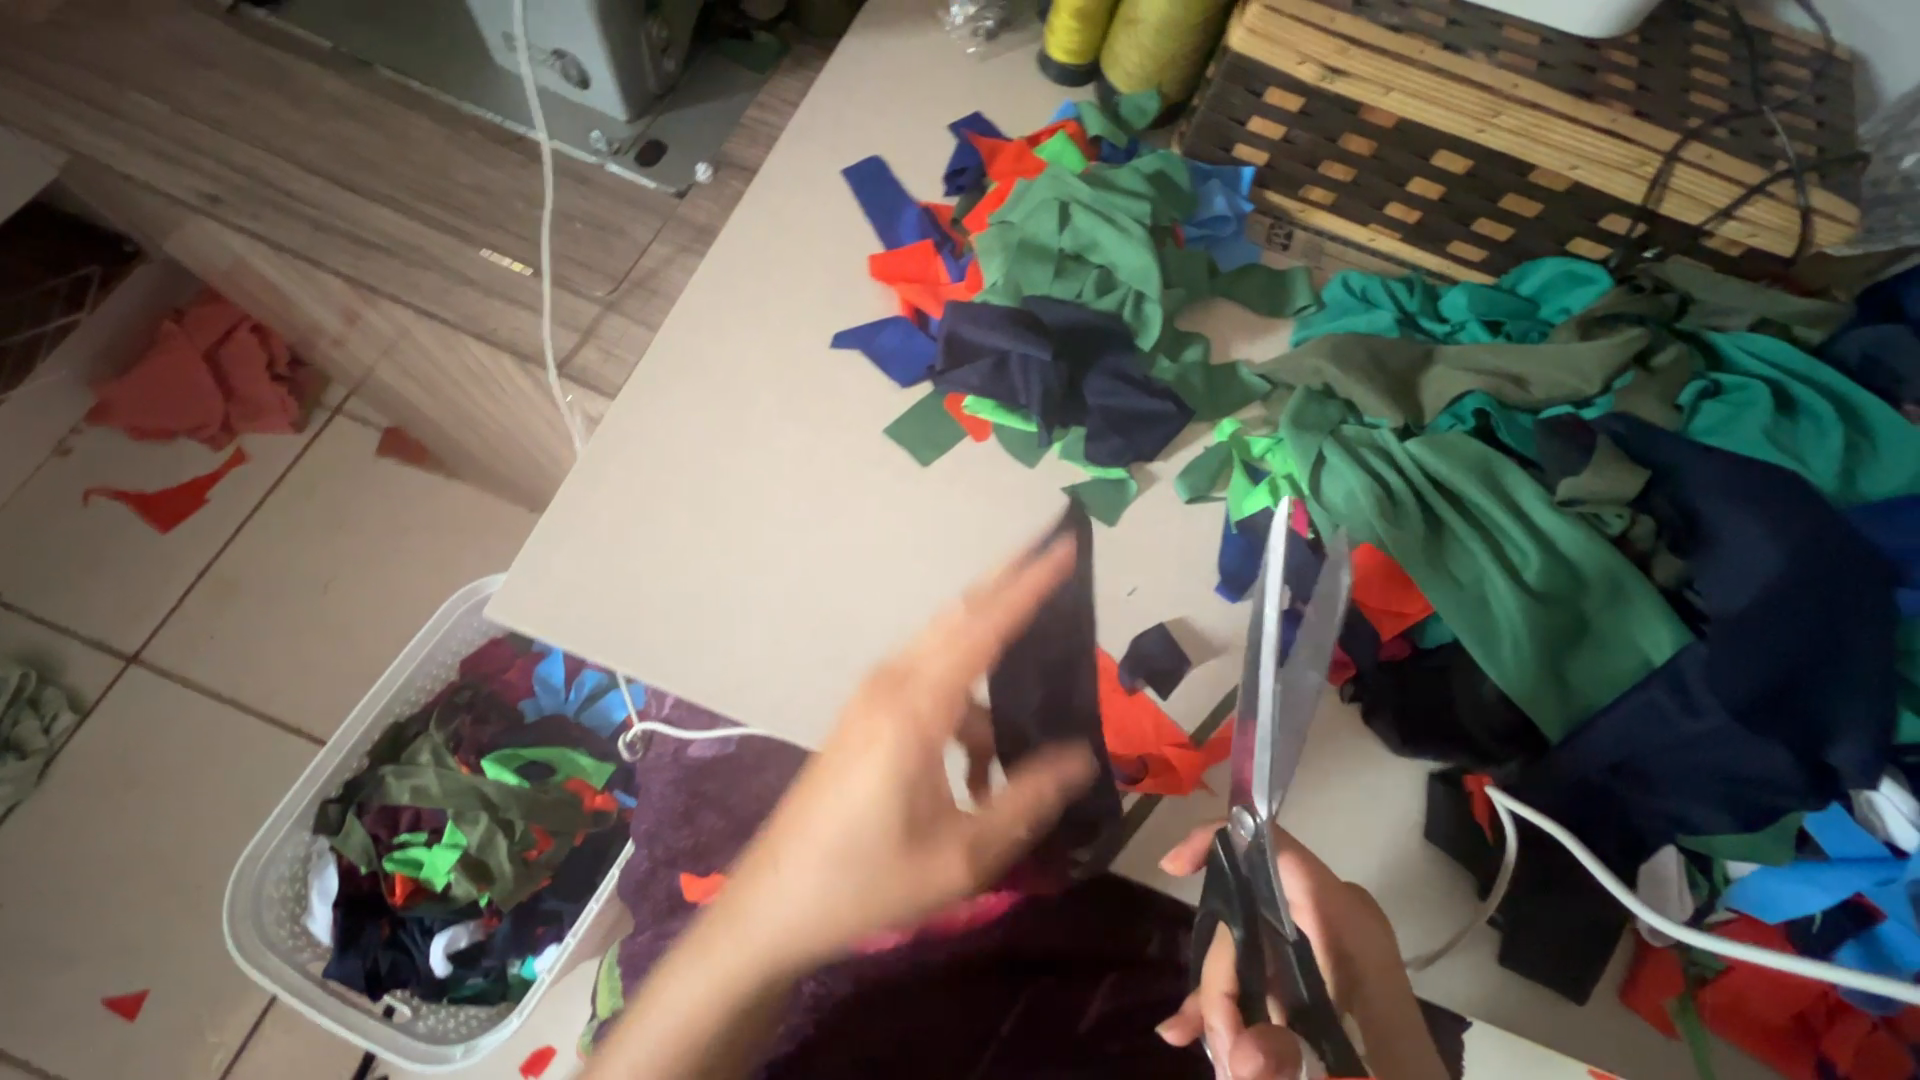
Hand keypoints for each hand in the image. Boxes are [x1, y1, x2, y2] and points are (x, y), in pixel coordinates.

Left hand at [706, 533, 1098, 974]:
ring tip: (1040, 683)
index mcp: (914, 709)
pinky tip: (984, 766)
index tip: (1064, 545)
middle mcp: (890, 685)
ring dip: (992, 660)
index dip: (1028, 584)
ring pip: (946, 651)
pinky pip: (930, 684)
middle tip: (1060, 562)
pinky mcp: (865, 716)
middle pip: (960, 616)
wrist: (772, 904)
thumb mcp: (961, 856)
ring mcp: (872, 697)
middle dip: (1011, 586)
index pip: (983, 627)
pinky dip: (967, 707)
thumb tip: (1082, 756)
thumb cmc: (866, 882)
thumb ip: (1026, 798)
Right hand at [1156, 823, 1441, 1079]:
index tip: (1172, 870)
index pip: (1273, 850)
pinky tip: (1197, 1036)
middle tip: (1222, 1047)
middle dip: (1220, 981)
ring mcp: (1322, 945)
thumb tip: (1239, 1054)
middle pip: (1244, 916)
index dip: (1218, 842)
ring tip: (1221, 1062)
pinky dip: (1230, 1005)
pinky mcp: (1316, 974)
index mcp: (1343, 920)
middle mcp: (1330, 919)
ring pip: (1243, 949)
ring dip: (1221, 1001)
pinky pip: (1257, 972)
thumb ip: (1292, 1061)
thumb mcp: (1351, 1072)